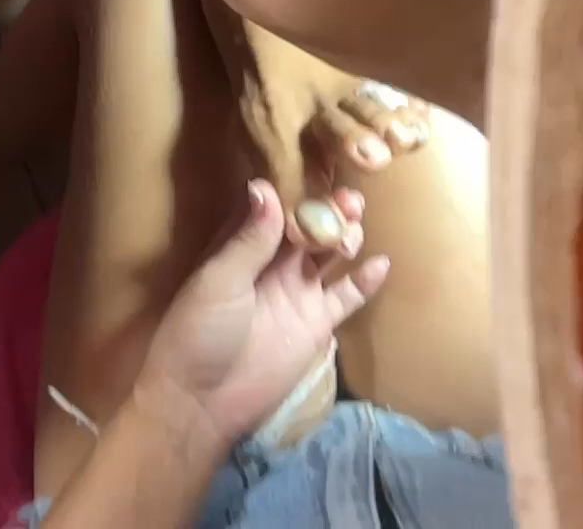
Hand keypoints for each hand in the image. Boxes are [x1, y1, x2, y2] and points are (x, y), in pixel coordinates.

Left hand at [132, 178, 388, 448]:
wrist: (203, 401)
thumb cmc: (200, 331)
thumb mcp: (221, 279)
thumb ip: (249, 238)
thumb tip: (264, 185)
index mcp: (242, 244)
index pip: (276, 209)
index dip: (296, 193)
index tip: (315, 180)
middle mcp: (273, 262)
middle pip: (308, 227)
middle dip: (328, 210)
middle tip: (349, 200)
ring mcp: (298, 291)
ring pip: (330, 254)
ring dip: (345, 235)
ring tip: (356, 225)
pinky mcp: (317, 323)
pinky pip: (347, 296)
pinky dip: (365, 280)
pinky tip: (382, 263)